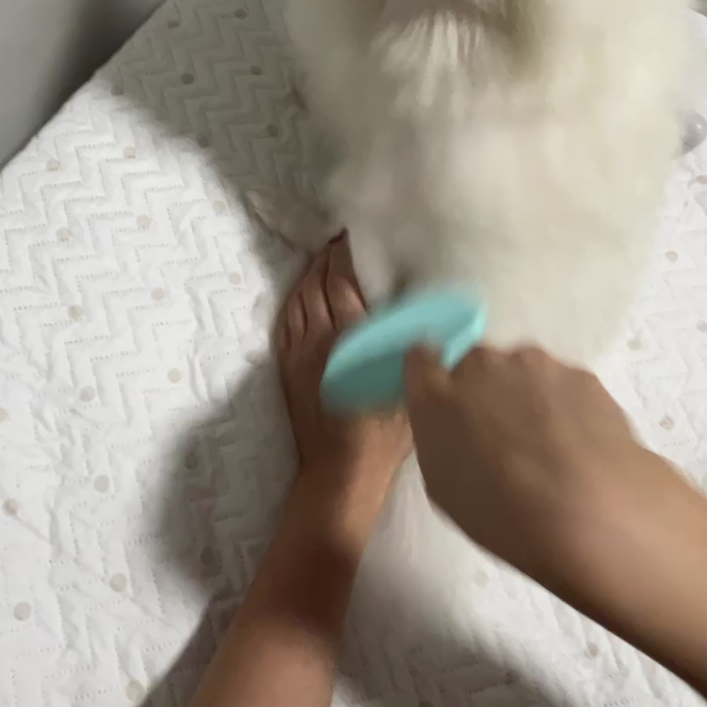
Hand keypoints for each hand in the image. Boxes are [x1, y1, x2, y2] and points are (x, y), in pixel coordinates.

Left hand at [276, 235, 413, 543]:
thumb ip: (410, 349)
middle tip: (339, 238)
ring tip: (322, 258)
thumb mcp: (409, 388)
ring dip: (308, 274)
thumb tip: (420, 316)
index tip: (353, 233)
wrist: (338, 473)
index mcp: (349, 340)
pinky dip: (294, 300)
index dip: (344, 254)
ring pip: (297, 299)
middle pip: (316, 283)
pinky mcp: (287, 367)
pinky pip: (286, 321)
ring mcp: (298, 352)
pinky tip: (302, 293)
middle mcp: (318, 339)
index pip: (341, 282)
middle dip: (326, 256)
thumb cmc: (382, 436)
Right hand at [402, 343, 690, 601]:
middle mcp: (479, 364)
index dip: (432, 376)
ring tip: (549, 445)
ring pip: (523, 371)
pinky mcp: (581, 374)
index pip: (420, 358)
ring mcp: (534, 364)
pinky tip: (580, 446)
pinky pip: (563, 385)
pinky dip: (566, 406)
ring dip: (527, 395)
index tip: (444, 398)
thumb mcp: (443, 483)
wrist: (590, 512)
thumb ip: (440, 435)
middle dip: (485, 389)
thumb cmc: (501, 512)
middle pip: (476, 364)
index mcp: (435, 394)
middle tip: (502, 434)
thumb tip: (454, 421)